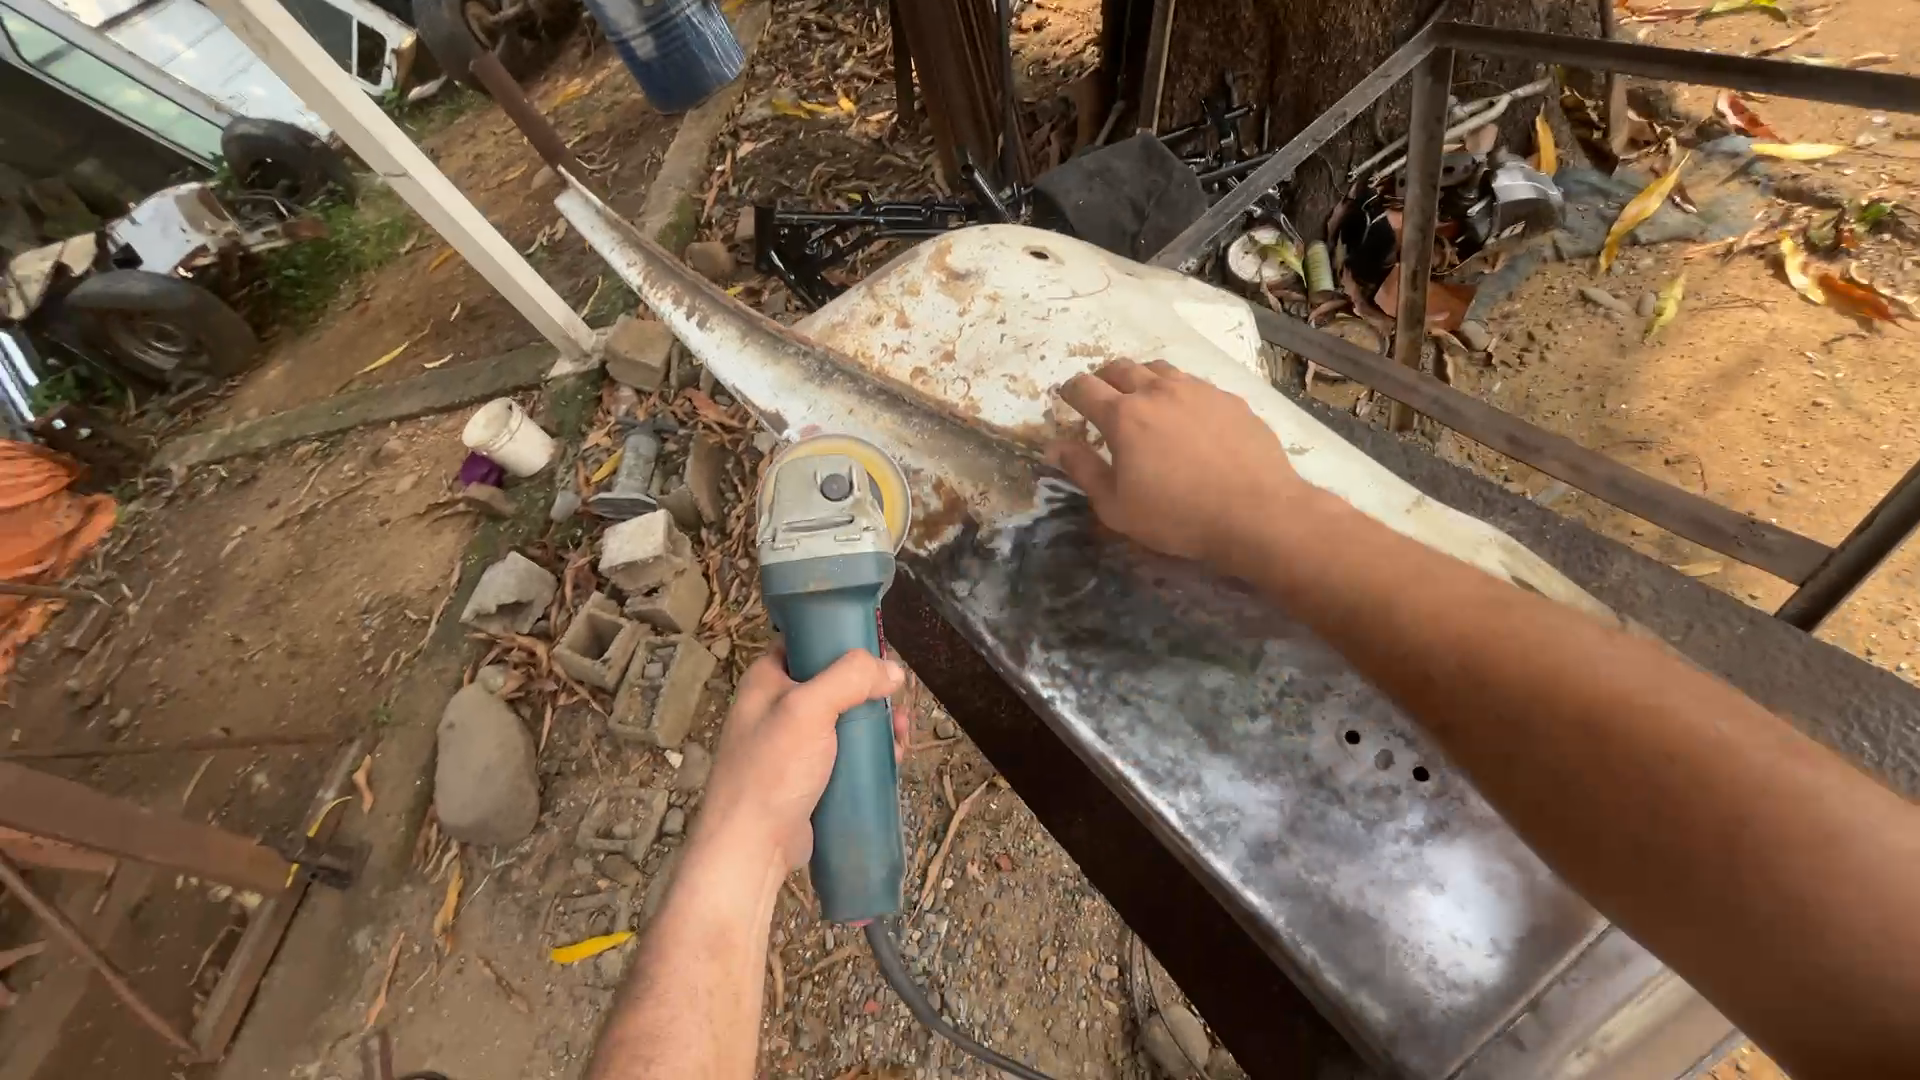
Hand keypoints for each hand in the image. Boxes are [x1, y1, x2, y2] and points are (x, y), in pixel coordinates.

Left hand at [696, 648, 907, 877]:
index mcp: (767, 678)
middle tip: (897, 701)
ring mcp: (795, 743)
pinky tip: (893, 756)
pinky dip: (871, 750)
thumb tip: (894, 670)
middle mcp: (779, 705)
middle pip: (836, 681)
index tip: (878, 652)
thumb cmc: (772, 770)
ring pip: (847, 718)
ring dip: (879, 721)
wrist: (752, 849)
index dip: (843, 642)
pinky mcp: (810, 774)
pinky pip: (847, 751)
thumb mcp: (809, 709)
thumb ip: (851, 678)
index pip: (807, 642)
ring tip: (902, 733)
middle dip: (872, 690)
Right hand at [1048, 359, 1312, 571]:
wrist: (1256, 513)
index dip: (1069, 391)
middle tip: (1101, 395)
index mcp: (1123, 417)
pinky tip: (1186, 415)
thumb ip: (1082, 470)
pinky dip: (1178, 392)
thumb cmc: (1176, 516)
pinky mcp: (1230, 399)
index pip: (1084, 389)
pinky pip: (1194, 384)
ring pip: (1159, 369)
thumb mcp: (1116, 506)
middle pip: (1121, 368)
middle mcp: (1158, 392)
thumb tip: (1053, 446)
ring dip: (1141, 378)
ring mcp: (1198, 391)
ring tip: (1142, 399)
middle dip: (1103, 378)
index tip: (1066, 398)